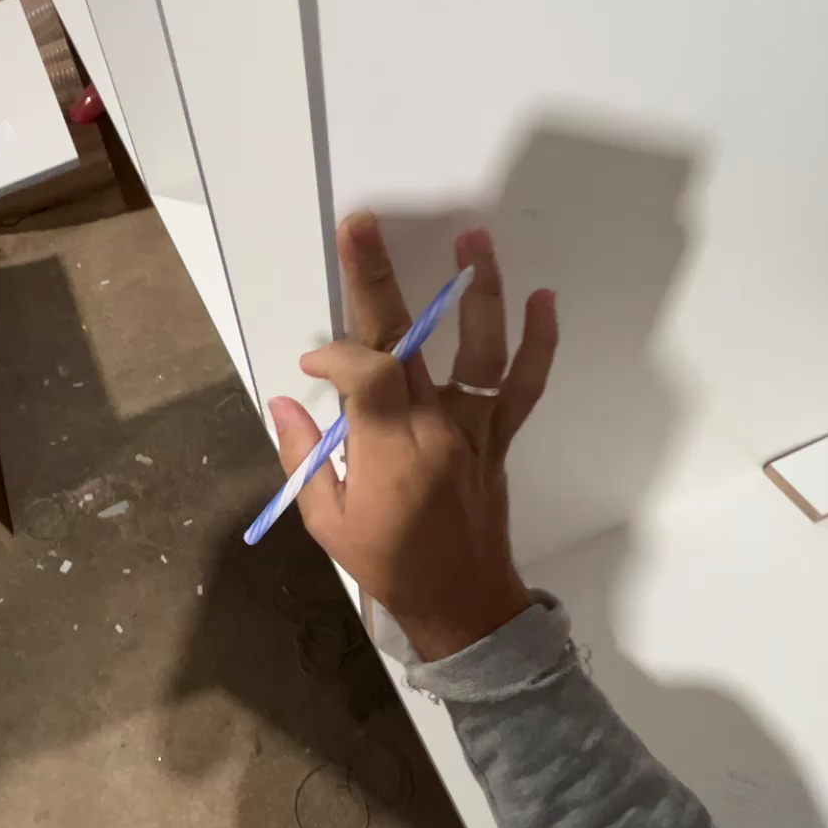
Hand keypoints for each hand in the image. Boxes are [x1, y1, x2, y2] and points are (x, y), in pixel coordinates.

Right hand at [268, 212, 558, 660]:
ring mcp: (475, 430)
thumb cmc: (388, 565)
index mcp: (388, 453)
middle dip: (377, 281)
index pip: (365, 375)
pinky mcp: (499, 437)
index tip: (311, 364)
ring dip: (476, 292)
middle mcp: (436, 429)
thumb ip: (303, 459)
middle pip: (409, 342)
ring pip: (480, 352)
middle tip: (362, 225)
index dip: (334, 356)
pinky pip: (525, 387)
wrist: (462, 601)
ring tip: (473, 240)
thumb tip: (283, 402)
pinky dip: (539, 344)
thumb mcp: (327, 524)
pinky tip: (544, 300)